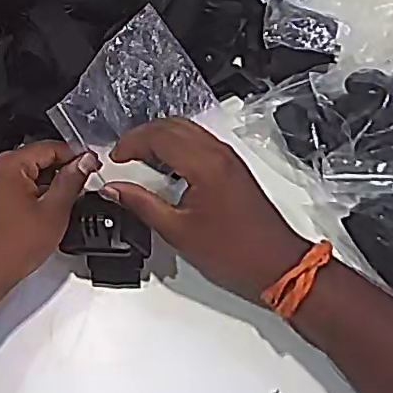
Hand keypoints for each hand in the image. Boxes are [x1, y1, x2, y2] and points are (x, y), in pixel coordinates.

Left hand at [0, 141, 98, 304]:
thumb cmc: (13, 246)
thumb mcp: (54, 210)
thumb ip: (72, 180)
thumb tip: (85, 161)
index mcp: (9, 164)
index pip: (51, 147)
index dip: (76, 156)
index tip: (93, 165)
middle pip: (42, 157)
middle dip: (65, 169)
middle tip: (86, 184)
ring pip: (34, 170)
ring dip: (53, 182)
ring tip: (69, 201)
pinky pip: (24, 181)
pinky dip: (40, 191)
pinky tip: (52, 208)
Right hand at [102, 118, 309, 302]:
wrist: (278, 266)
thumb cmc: (235, 253)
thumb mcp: (177, 231)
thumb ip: (140, 204)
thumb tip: (114, 189)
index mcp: (204, 165)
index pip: (157, 136)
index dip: (130, 143)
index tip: (114, 159)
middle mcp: (218, 153)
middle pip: (170, 125)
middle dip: (141, 136)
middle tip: (122, 156)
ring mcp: (227, 158)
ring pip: (184, 129)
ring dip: (158, 138)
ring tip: (138, 160)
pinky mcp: (232, 166)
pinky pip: (197, 141)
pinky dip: (174, 145)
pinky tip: (163, 168)